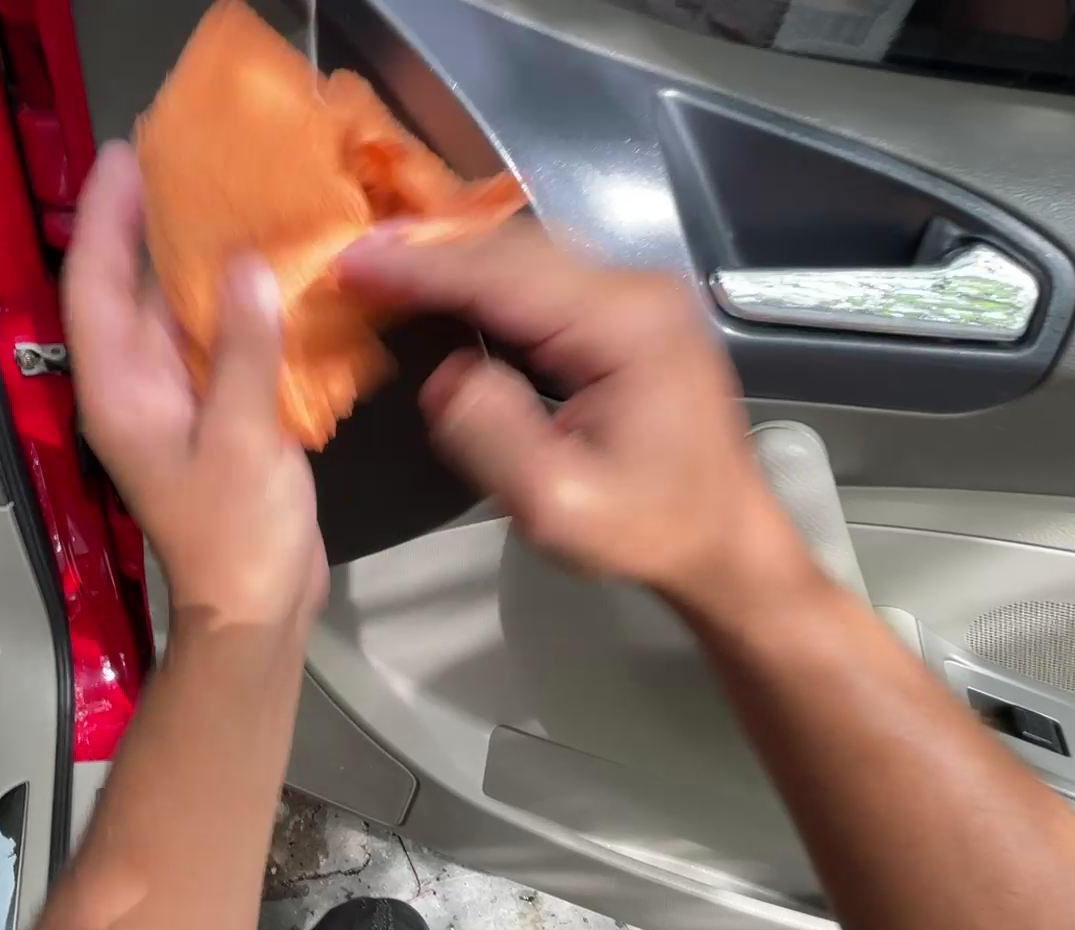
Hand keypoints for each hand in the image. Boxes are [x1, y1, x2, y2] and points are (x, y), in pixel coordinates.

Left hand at [66, 143, 327, 632]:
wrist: (255, 608)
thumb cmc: (237, 534)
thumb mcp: (241, 439)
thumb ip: (243, 351)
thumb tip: (249, 267)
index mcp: (121, 392)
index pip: (95, 286)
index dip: (107, 217)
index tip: (128, 155)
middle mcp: (139, 390)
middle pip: (134, 294)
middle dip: (154, 228)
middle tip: (190, 165)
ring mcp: (179, 405)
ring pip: (180, 320)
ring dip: (202, 268)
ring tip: (235, 206)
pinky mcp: (218, 419)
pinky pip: (219, 349)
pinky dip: (239, 314)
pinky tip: (272, 281)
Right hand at [338, 225, 816, 616]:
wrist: (724, 537)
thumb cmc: (647, 528)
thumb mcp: (556, 505)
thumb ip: (490, 435)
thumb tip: (444, 374)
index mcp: (623, 326)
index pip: (501, 275)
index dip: (419, 267)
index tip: (350, 264)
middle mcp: (636, 290)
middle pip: (514, 247)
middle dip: (429, 250)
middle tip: (355, 260)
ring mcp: (637, 296)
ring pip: (527, 254)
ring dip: (454, 258)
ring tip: (386, 268)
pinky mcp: (630, 312)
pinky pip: (543, 277)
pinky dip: (485, 278)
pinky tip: (448, 288)